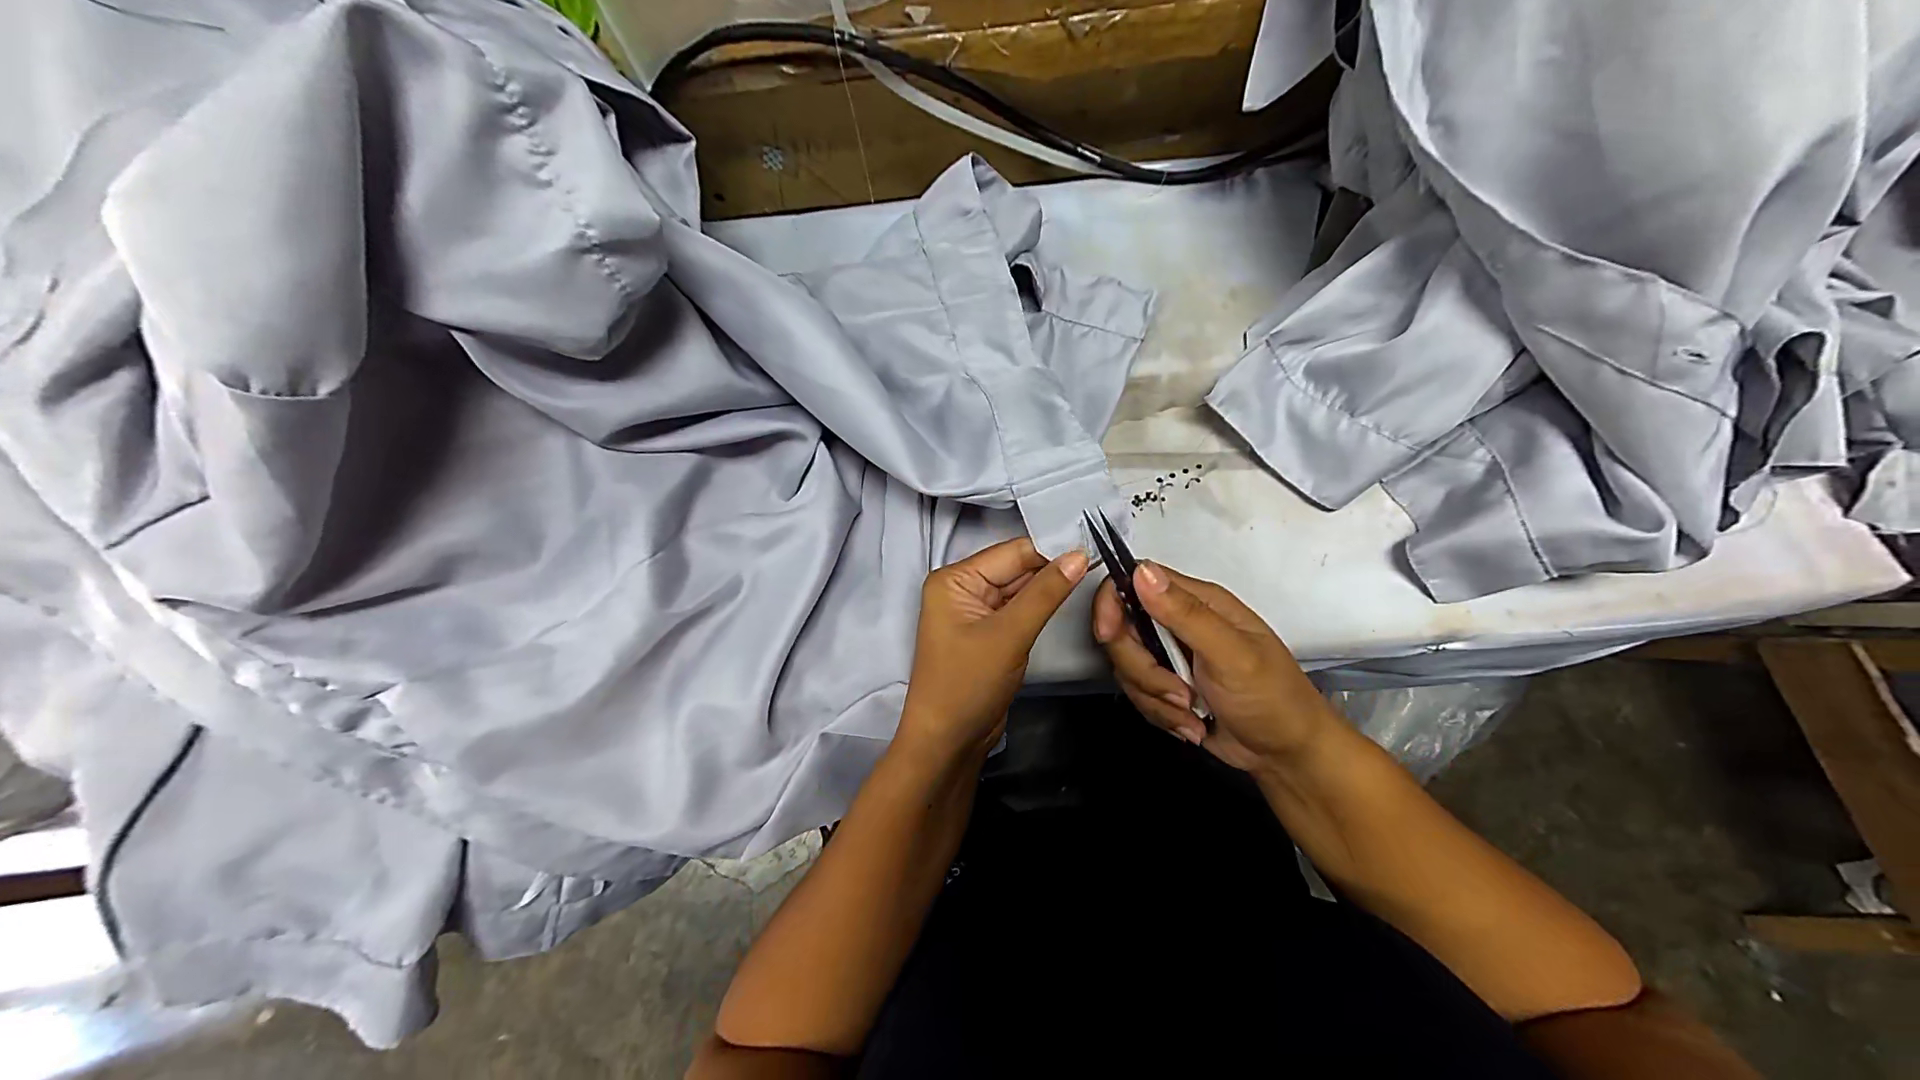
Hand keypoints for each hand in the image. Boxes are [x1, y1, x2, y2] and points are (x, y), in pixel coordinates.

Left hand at [896, 537, 1089, 762]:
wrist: (947, 741)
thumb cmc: (966, 686)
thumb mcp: (1009, 635)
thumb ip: (1045, 593)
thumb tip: (1076, 556)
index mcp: (954, 580)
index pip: (1011, 552)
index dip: (1051, 549)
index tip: (1091, 546)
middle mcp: (962, 589)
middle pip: (1016, 568)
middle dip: (1053, 568)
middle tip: (1098, 562)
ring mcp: (975, 612)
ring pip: (1021, 589)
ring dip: (1049, 588)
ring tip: (1091, 577)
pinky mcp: (989, 633)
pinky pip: (1018, 610)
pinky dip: (1040, 608)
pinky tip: (1067, 601)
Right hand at [1093, 561, 1336, 771]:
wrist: (1286, 754)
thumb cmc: (1275, 699)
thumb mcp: (1232, 654)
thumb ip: (1186, 613)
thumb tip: (1144, 573)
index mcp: (1197, 603)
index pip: (1134, 582)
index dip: (1112, 605)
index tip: (1109, 634)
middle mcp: (1179, 623)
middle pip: (1122, 631)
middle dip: (1142, 670)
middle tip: (1178, 690)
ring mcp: (1170, 655)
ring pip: (1126, 668)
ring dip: (1155, 698)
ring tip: (1193, 710)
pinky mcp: (1166, 684)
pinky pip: (1137, 694)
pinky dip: (1161, 713)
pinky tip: (1192, 720)